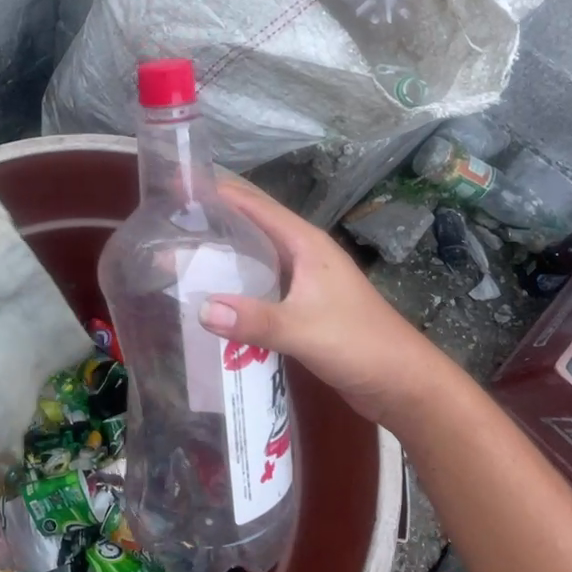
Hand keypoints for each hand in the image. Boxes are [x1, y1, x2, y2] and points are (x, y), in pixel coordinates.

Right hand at [198, 180, 425, 418]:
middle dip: (213, 221)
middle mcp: (303, 254)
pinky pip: (261, 286)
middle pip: (252, 226)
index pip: (254, 205)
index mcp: (305, 243)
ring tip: (179, 255)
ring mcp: (304, 281)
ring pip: (255, 258)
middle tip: (167, 222)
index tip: (177, 186)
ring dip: (223, 255)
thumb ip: (253, 319)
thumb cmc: (359, 343)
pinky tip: (212, 297)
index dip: (218, 192)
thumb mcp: (302, 330)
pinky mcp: (303, 307)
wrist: (403, 384)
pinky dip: (235, 285)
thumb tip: (200, 308)